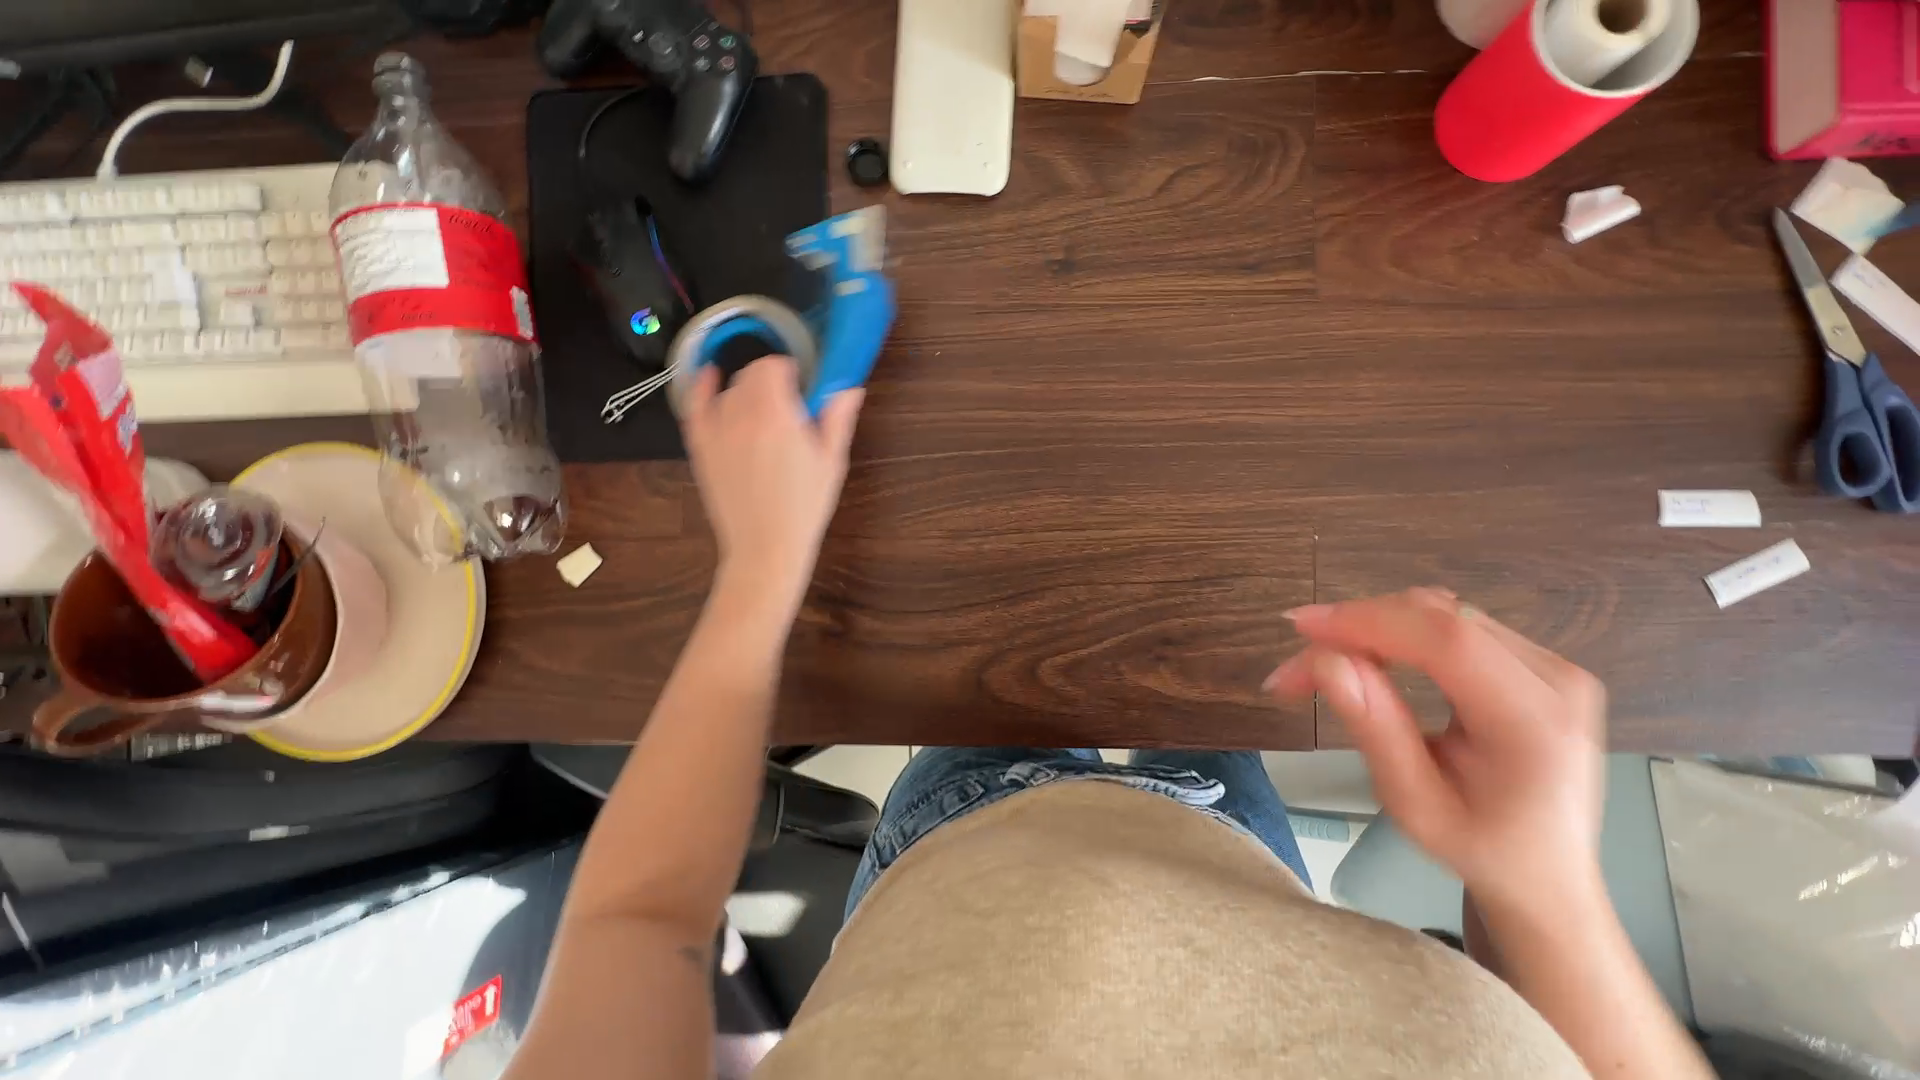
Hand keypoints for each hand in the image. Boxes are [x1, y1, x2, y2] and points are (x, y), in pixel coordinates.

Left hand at [681, 357, 863, 601]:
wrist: (765, 547)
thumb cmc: (803, 508)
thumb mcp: (831, 463)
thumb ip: (837, 419)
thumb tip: (849, 388)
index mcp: (777, 417)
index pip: (774, 367)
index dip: (790, 371)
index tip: (802, 385)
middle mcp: (741, 417)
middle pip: (750, 375)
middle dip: (770, 380)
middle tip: (787, 402)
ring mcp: (716, 432)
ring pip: (728, 391)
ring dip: (746, 391)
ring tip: (762, 412)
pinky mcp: (701, 448)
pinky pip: (695, 405)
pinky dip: (702, 387)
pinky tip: (710, 377)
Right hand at [1264, 588, 1607, 916]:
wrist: (1546, 872)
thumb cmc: (1478, 848)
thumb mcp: (1415, 806)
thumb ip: (1376, 730)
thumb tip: (1326, 663)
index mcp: (1535, 723)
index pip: (1447, 641)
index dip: (1369, 621)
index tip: (1302, 627)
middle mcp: (1555, 679)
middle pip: (1440, 618)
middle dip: (1357, 626)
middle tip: (1297, 669)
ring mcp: (1551, 664)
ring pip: (1442, 614)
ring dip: (1372, 627)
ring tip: (1324, 665)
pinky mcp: (1536, 660)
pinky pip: (1454, 625)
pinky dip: (1398, 631)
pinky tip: (1367, 656)